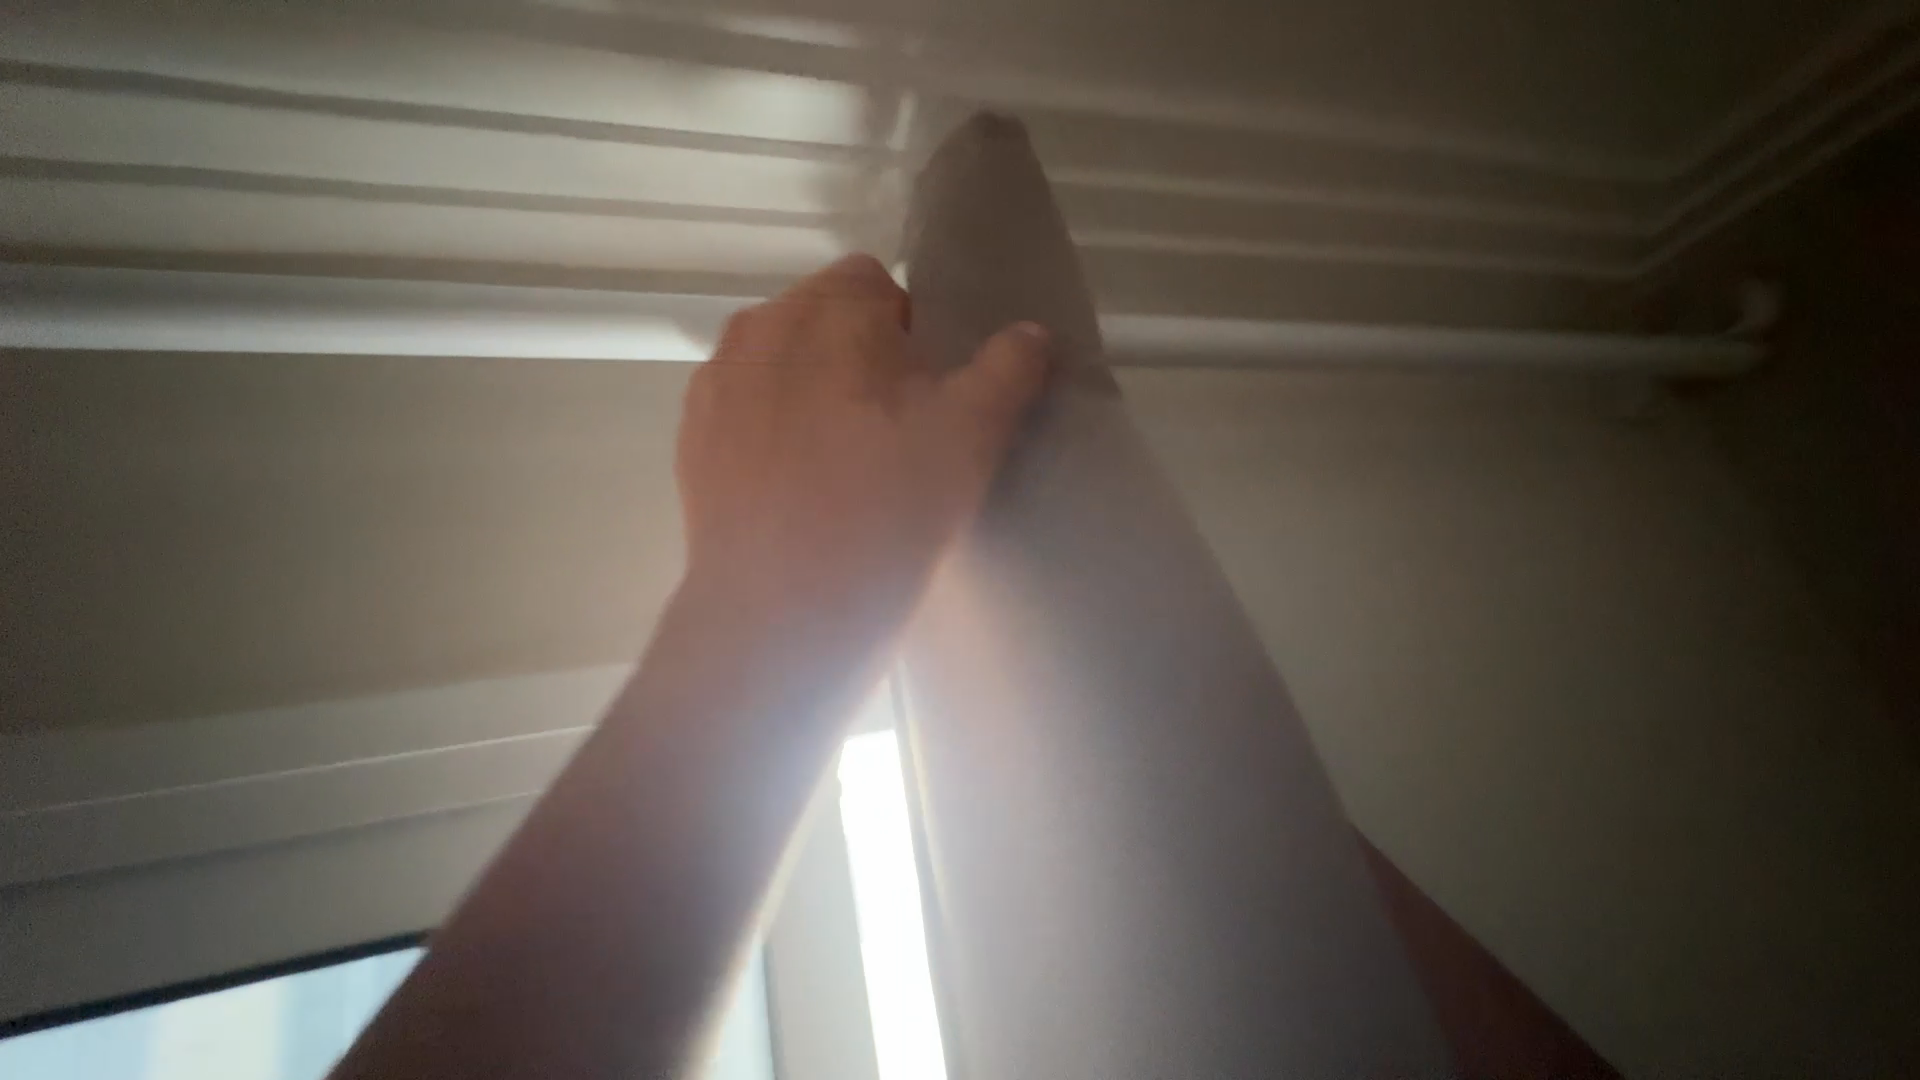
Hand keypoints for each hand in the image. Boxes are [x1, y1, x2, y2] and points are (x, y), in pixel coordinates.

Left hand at [676, 253, 1049, 646]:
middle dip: (859, 359)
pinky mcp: (690, 442)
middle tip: (892, 435)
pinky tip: (796, 490)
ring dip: (814, 393)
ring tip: (842, 467)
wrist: (782, 614)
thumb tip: (1031, 334)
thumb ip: (1009, 369)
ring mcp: (714, 385)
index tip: (925, 396)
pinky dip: (773, 432)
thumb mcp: (972, 437)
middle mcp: (757, 327)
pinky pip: (746, 413)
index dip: (910, 332)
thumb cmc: (885, 510)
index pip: (876, 283)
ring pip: (782, 368)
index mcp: (828, 308)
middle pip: (823, 322)